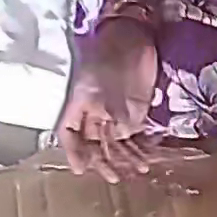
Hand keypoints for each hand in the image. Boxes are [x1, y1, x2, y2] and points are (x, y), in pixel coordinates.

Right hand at [58, 17, 161, 180]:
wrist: (133, 39)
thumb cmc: (111, 56)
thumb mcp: (103, 81)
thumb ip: (110, 108)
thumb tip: (120, 132)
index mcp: (78, 104)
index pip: (69, 133)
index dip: (73, 152)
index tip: (80, 169)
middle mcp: (94, 114)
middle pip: (93, 144)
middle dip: (102, 161)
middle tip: (113, 177)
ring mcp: (115, 115)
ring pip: (115, 144)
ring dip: (124, 159)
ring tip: (137, 170)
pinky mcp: (135, 114)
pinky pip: (134, 138)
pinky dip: (139, 149)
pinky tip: (146, 161)